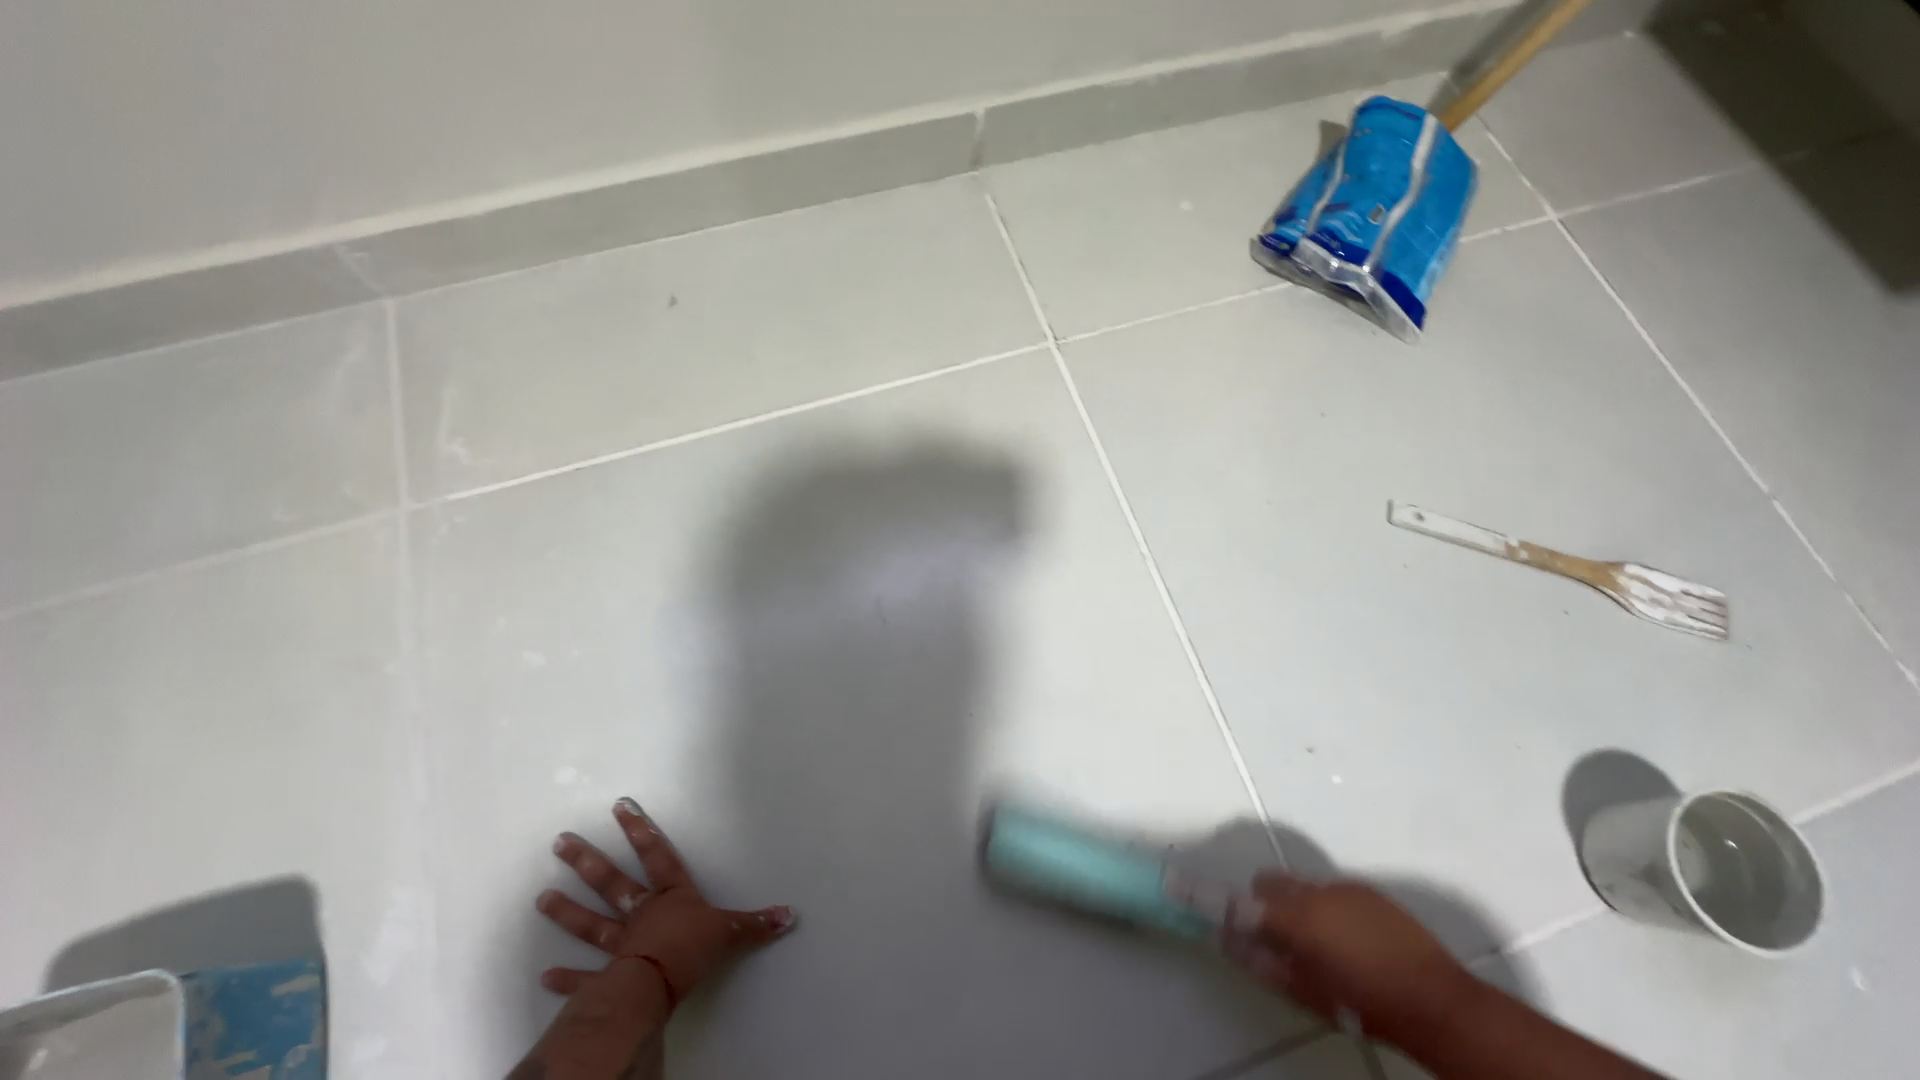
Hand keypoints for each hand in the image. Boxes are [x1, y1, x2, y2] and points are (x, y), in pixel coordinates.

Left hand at [537, 797, 795, 1002]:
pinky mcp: (607, 979)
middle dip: (587, 862)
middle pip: (612, 883)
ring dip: (567, 912)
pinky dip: (567, 979)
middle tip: (561, 842)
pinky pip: (585, 979)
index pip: (658, 856)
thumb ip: (755, 924)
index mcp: (671, 897)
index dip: (640, 831)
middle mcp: (641, 914)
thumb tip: (789, 915)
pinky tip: (546, 975)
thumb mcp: (730, 933)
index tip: (620, 807)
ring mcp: (619, 946)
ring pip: (591, 923)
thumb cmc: (691, 949)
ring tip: (541, 898)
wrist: (657, 985)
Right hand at [1221, 873, 1471, 1040]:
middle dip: (1262, 903)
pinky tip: (1346, 939)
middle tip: (1273, 938)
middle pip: (1269, 882)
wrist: (1436, 1001)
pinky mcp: (1370, 891)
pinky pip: (1332, 892)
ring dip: (1296, 905)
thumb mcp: (1304, 991)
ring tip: (1316, 943)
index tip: (1209, 911)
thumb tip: (1227, 940)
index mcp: (1296, 916)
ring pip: (1302, 886)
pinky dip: (1326, 907)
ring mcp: (1345, 887)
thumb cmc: (1363, 1003)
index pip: (1241, 899)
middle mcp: (1316, 890)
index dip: (1222, 905)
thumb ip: (1261, 961)